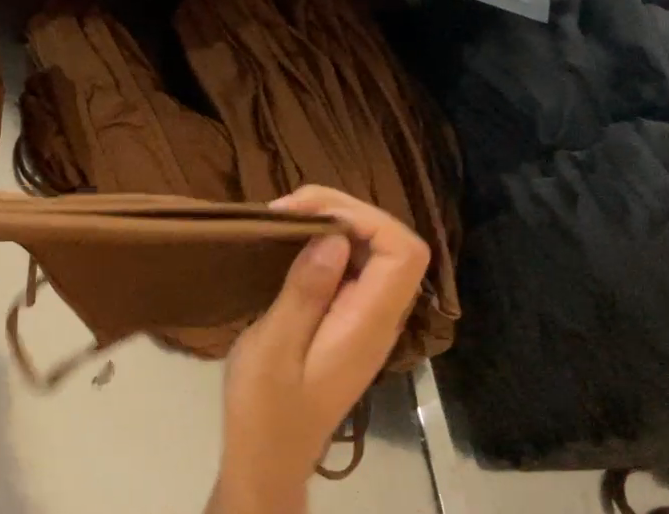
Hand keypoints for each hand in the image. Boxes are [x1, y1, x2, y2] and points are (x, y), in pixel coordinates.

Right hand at [208, 186, 430, 513]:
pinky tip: (288, 248)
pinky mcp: (347, 326)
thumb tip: (334, 238)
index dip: (362, 215)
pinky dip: (325, 247)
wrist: (267, 457)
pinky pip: (353, 271)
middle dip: (343, 212)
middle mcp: (378, 320)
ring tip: (282, 222)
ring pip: (374, 255)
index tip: (303, 212)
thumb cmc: (265, 406)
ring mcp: (365, 324)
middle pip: (393, 246)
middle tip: (283, 211)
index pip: (403, 252)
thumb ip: (306, 291)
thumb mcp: (273, 345)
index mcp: (367, 324)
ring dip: (333, 225)